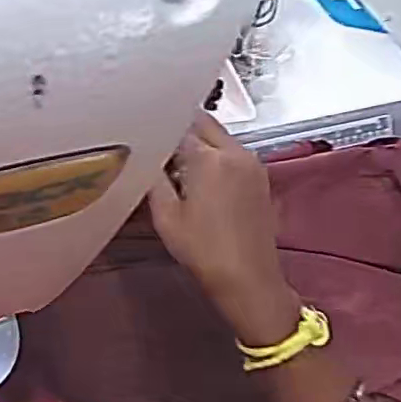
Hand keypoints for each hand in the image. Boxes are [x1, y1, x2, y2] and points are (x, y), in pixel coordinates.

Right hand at [146, 113, 301, 344]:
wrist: (247, 278)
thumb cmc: (202, 248)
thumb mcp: (165, 215)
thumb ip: (154, 178)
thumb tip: (147, 157)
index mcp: (209, 158)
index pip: (177, 128)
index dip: (157, 132)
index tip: (140, 139)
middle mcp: (235, 152)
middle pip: (202, 123)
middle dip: (178, 129)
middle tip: (155, 147)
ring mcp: (252, 163)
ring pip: (218, 136)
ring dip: (196, 142)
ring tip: (173, 164)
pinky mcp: (259, 176)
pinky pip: (230, 152)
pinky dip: (212, 155)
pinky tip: (197, 178)